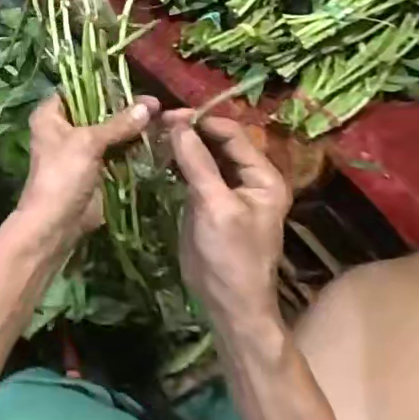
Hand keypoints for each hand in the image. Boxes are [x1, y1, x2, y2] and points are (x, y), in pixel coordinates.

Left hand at [16, 94, 159, 242]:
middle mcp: (64, 127)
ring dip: (133, 128)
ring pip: (110, 132)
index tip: (135, 83)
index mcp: (51, 114)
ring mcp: (80, 148)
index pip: (78, 89)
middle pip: (98, 111)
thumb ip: (118, 124)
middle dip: (126, 109)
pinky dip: (133, 147)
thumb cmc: (63, 174)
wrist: (56, 222)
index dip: (104, 86)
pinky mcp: (95, 168)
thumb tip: (149, 106)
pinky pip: (116, 151)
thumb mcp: (88, 142)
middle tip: (158, 104)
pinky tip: (157, 140)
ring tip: (164, 119)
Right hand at [165, 112, 291, 339]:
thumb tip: (177, 125)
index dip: (202, 121)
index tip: (169, 116)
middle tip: (157, 123)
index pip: (233, 135)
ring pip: (204, 155)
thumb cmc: (231, 256)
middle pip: (218, 141)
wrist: (228, 303)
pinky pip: (194, 171)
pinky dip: (178, 161)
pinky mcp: (208, 201)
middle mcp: (249, 179)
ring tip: (154, 135)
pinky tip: (159, 156)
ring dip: (182, 144)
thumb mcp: (214, 206)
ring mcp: (228, 190)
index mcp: (263, 177)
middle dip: (190, 130)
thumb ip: (197, 163)